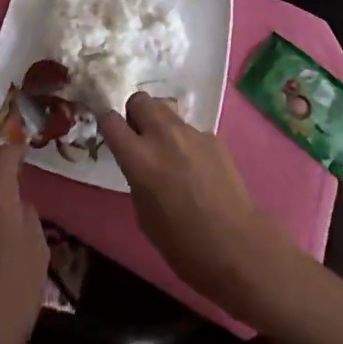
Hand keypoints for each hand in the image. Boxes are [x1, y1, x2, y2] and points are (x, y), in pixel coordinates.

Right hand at [96, 92, 292, 312]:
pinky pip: (191, 131)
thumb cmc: (181, 243)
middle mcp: (163, 136)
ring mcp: (191, 133)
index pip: (110, 120)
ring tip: (169, 151)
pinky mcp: (214, 137)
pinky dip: (187, 143)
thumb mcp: (143, 213)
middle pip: (140, 100)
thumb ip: (136, 176)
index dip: (107, 124)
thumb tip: (140, 162)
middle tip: (140, 137)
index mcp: (139, 158)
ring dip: (160, 124)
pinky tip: (197, 168)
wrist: (235, 243)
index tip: (111, 134)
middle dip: (135, 114)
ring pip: (167, 110)